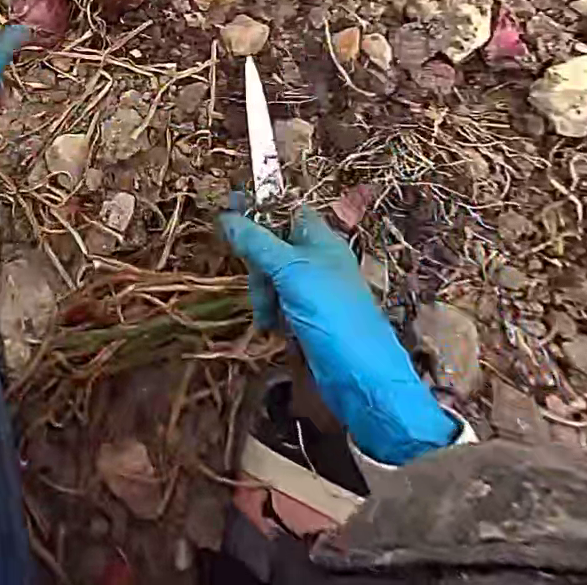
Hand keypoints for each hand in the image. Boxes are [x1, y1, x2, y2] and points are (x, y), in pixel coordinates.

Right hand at [220, 202, 458, 464]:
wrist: (362, 377)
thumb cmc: (331, 313)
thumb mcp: (289, 271)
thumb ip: (255, 241)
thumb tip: (224, 216)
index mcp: (319, 237)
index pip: (283, 209)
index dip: (257, 208)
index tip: (229, 211)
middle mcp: (315, 257)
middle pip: (270, 241)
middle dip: (256, 261)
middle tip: (256, 280)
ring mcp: (311, 286)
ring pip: (269, 272)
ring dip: (261, 290)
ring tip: (266, 314)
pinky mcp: (306, 313)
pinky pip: (276, 298)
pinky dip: (270, 309)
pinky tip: (272, 325)